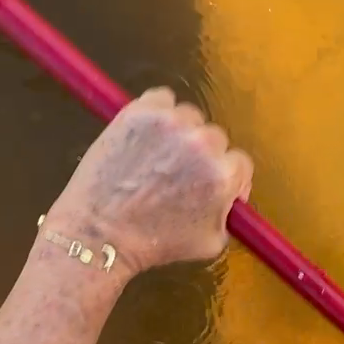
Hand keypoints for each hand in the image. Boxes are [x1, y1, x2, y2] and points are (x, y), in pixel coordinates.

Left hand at [43, 88, 253, 275]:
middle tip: (183, 175)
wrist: (102, 232)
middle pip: (216, 138)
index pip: (241, 163)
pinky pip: (161, 99)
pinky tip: (149, 135)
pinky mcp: (141, 111)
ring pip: (190, 117)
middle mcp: (202, 144)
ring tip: (162, 156)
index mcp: (222, 176)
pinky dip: (158, 112)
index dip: (230, 176)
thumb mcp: (211, 243)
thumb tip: (230, 200)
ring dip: (182, 133)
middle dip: (204, 156)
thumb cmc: (155, 244)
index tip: (215, 185)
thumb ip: (229, 216)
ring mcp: (171, 123)